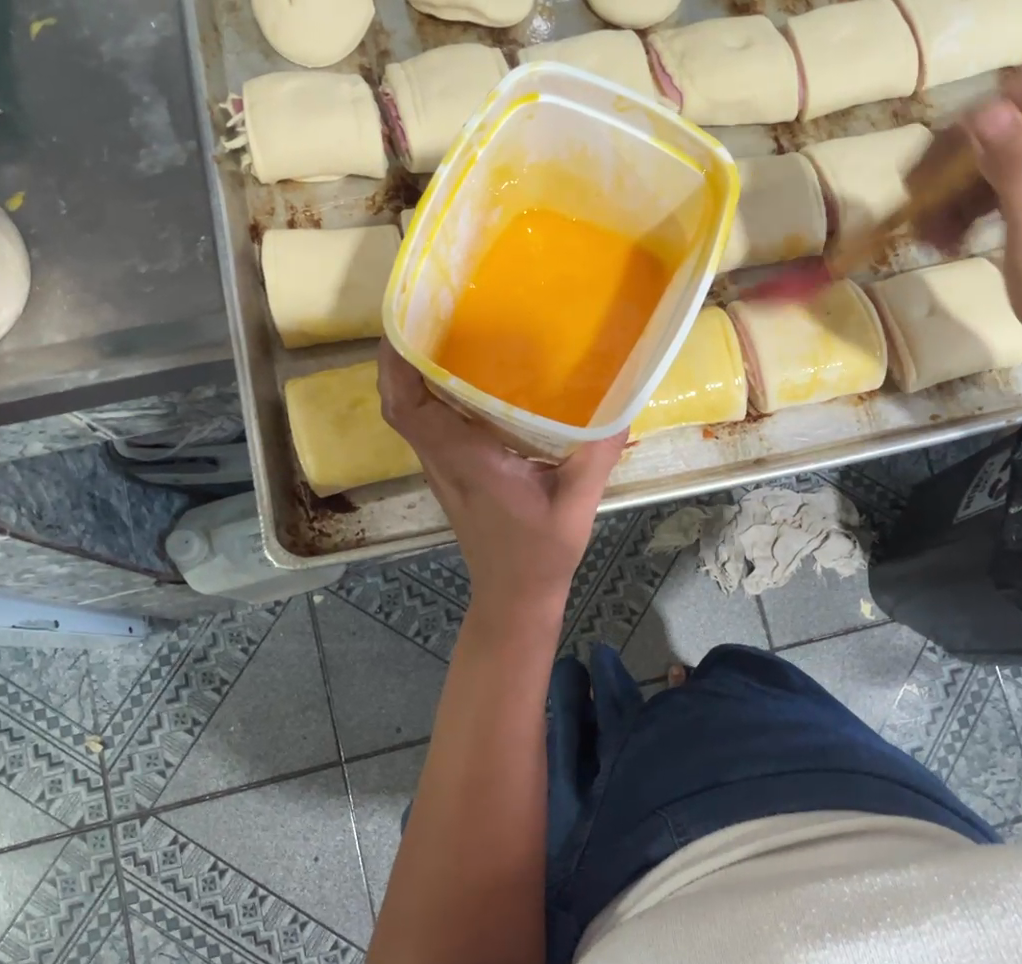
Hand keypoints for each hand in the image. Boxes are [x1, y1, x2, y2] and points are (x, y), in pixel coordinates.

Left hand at [378, 343, 625, 614]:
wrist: (515, 595)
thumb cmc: (540, 554)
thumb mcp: (576, 504)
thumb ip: (596, 454)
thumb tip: (623, 403)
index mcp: (466, 460)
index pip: (410, 409)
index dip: (398, 362)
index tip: (409, 318)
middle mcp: (443, 459)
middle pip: (399, 401)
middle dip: (402, 353)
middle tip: (430, 310)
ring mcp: (442, 467)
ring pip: (410, 412)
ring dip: (413, 371)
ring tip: (444, 329)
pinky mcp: (451, 472)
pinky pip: (428, 424)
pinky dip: (431, 393)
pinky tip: (466, 375)